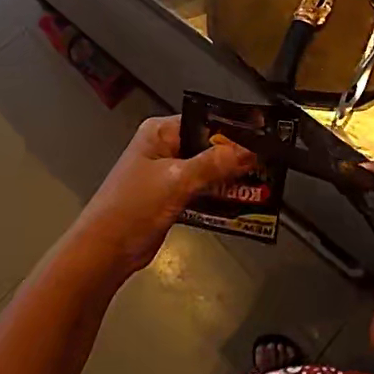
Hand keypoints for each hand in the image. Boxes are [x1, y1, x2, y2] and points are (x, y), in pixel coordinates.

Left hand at [65, 116, 257, 278]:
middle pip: (207, 144)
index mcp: (159, 132)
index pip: (203, 121)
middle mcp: (163, 146)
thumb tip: (250, 149)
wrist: (104, 252)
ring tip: (263, 180)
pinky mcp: (170, 196)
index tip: (264, 137)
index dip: (232, 129)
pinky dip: (218, 193)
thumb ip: (214, 164)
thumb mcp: (176, 181)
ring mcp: (167, 172)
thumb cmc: (134, 207)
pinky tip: (241, 199)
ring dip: (228, 176)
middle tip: (269, 162)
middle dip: (234, 154)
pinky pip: (201, 188)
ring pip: (206, 168)